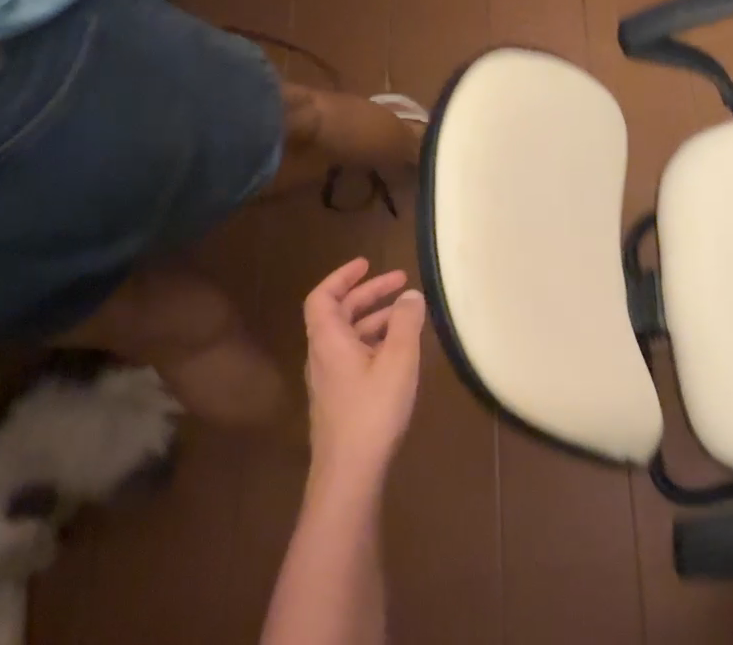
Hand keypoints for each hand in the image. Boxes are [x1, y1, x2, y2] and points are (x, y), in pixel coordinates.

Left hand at [301, 258, 424, 484]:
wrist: (350, 468)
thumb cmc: (373, 409)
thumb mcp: (398, 360)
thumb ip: (405, 323)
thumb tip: (410, 295)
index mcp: (329, 341)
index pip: (323, 297)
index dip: (342, 277)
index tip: (368, 263)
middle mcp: (323, 355)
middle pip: (338, 314)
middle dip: (368, 293)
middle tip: (401, 281)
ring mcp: (330, 378)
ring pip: (348, 335)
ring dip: (375, 317)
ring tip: (408, 313)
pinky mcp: (340, 396)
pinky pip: (355, 354)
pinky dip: (375, 340)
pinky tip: (400, 349)